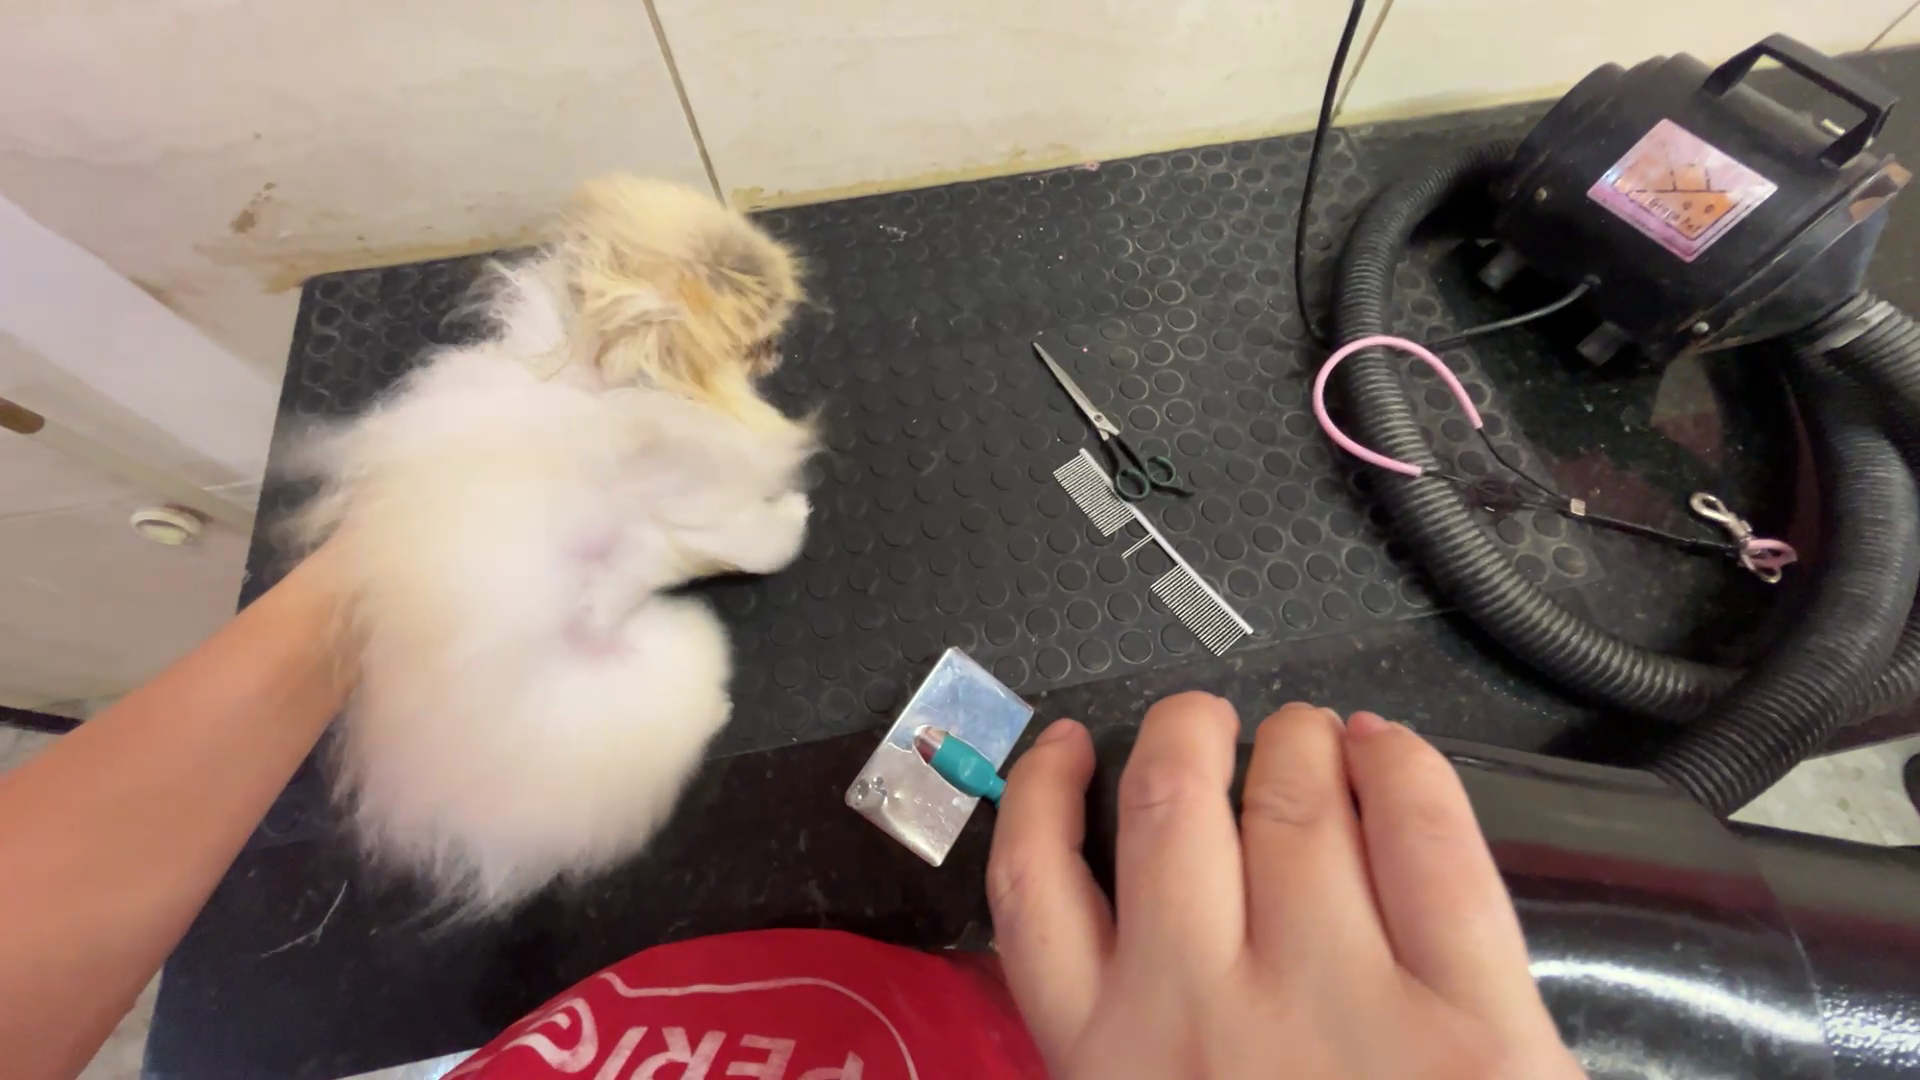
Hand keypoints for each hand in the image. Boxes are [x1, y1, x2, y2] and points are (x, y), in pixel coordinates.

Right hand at [986, 693, 1584, 1078]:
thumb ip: (1110, 1031)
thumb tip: (1115, 896)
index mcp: (1107, 1056)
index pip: (1032, 878)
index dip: (1041, 786)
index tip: (1070, 742)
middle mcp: (1198, 1011)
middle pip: (1167, 801)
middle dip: (1183, 729)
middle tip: (1205, 721)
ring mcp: (1338, 1011)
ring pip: (1291, 803)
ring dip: (1292, 740)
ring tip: (1303, 733)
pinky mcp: (1478, 1034)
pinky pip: (1427, 847)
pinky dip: (1401, 770)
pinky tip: (1382, 745)